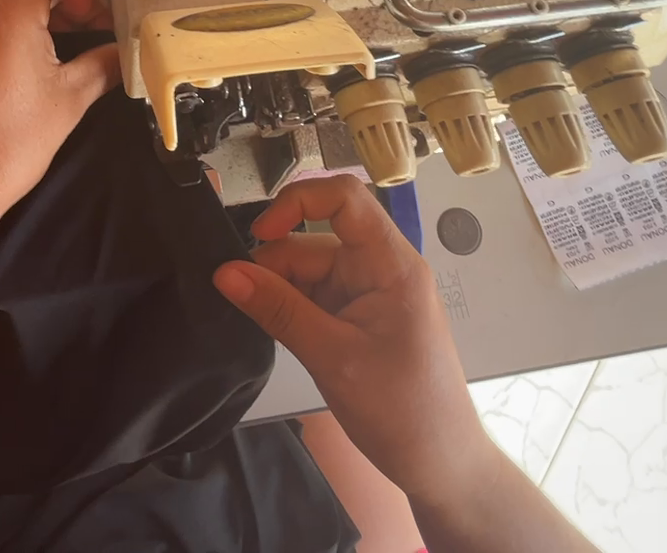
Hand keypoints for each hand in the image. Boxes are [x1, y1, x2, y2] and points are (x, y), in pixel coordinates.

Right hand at [212, 176, 497, 499]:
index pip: (345, 198)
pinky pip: (309, 292)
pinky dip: (286, 305)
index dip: (297, 201)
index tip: (260, 233)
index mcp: (390, 263)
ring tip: (257, 321)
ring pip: (305, 267)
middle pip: (312, 239)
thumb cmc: (402, 410)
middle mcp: (377, 266)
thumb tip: (224, 273)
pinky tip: (271, 325)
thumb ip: (277, 310)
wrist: (442, 469)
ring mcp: (365, 290)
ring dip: (276, 289)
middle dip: (273, 264)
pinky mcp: (353, 313)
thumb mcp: (332, 357)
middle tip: (240, 299)